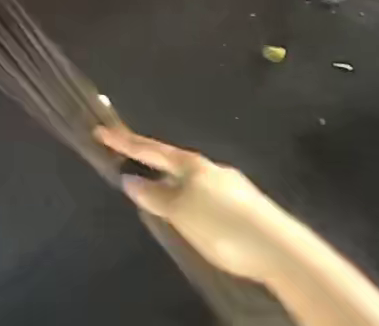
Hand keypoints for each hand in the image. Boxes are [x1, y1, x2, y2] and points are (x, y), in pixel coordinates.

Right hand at [95, 126, 295, 283]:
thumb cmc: (222, 225)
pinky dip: (188, 196)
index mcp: (190, 164)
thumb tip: (130, 179)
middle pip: (170, 161)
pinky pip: (204, 194)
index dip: (124, 143)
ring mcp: (226, 183)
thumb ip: (155, 195)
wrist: (277, 246)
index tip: (101, 131)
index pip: (150, 149)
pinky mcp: (240, 204)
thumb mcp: (181, 212)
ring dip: (169, 181)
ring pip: (189, 178)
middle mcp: (207, 167)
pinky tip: (192, 212)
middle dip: (149, 160)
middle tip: (126, 160)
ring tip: (156, 192)